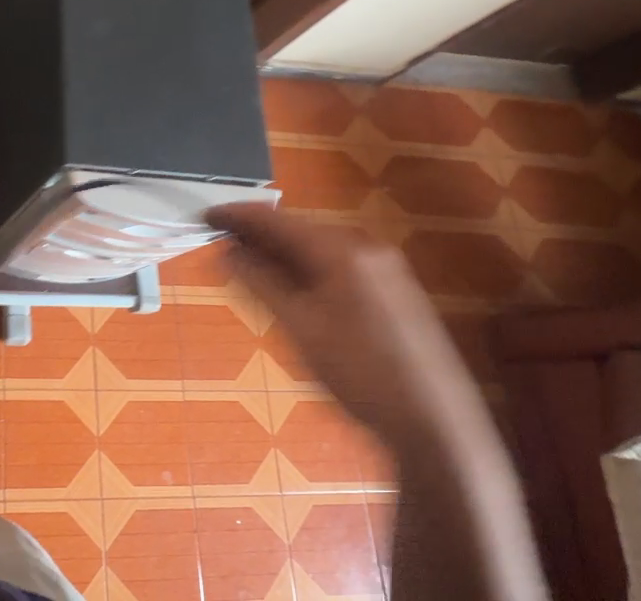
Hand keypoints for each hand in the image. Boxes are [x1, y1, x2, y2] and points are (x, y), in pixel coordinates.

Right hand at [208, 204, 481, 452]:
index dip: (236, 216)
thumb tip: (226, 251)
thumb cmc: (359, 373)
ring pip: (318, 250)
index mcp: (341, 249)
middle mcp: (366, 247)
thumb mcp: (299, 327)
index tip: (204, 218)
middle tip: (220, 246)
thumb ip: (259, 282)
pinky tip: (290, 287)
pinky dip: (307, 270)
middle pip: (299, 231)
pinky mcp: (394, 291)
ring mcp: (385, 268)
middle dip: (258, 237)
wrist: (436, 425)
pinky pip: (337, 266)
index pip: (276, 220)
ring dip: (281, 255)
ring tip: (246, 266)